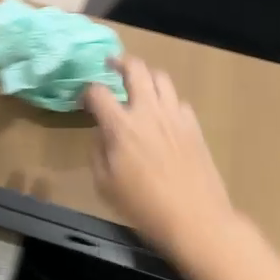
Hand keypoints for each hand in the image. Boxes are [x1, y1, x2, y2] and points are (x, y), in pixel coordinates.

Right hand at [84, 57, 237, 258]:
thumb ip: (98, 152)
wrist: (195, 218)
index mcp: (121, 126)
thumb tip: (102, 134)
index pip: (98, 92)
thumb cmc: (143, 206)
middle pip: (135, 68)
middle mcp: (148, 111)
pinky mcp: (193, 125)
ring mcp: (174, 115)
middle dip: (120, 62)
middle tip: (112, 65)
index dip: (87, 92)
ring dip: (146, 76)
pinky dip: (166, 100)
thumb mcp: (105, 185)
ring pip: (161, 77)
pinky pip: (178, 100)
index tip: (85, 100)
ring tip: (139, 84)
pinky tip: (162, 114)